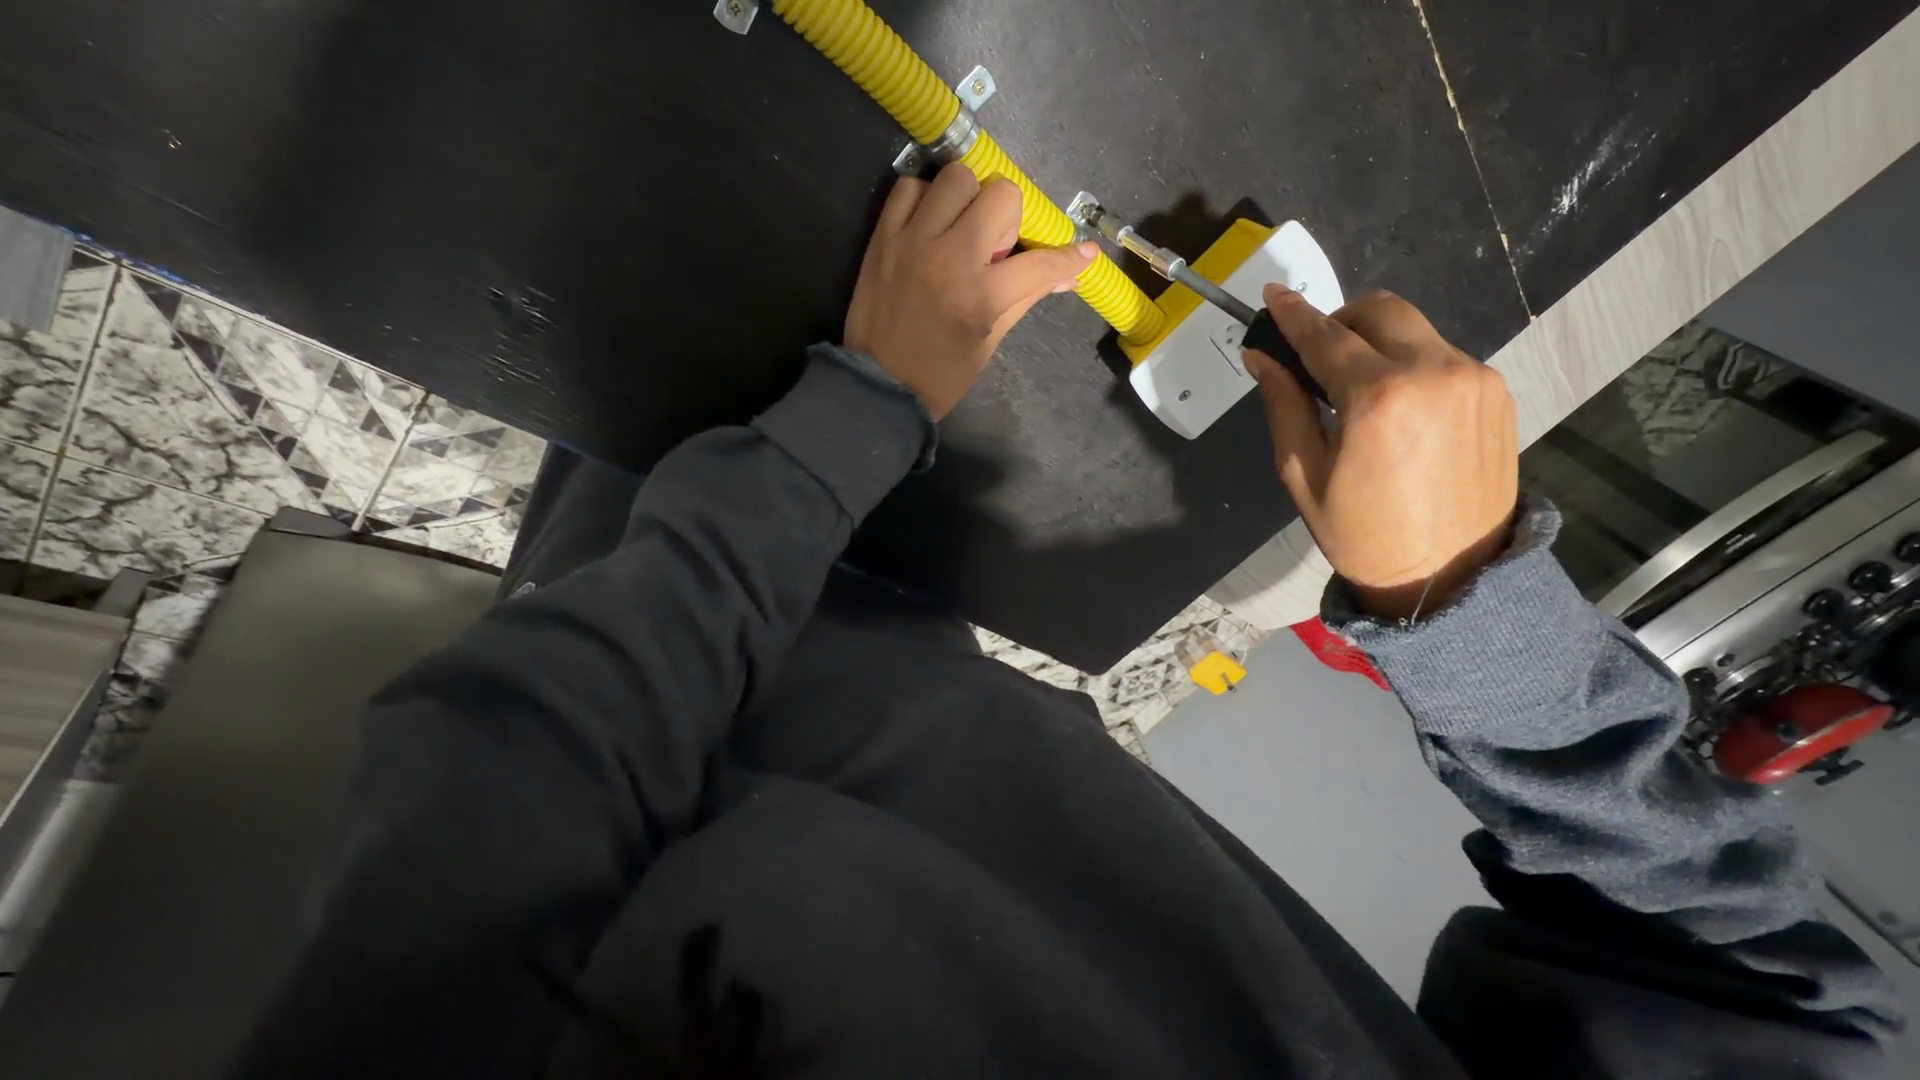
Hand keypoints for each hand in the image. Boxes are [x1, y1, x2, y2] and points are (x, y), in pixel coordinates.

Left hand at [845, 163, 1096, 418]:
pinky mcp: (883, 237)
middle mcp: (950, 258)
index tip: (1082, 253)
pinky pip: (909, 187)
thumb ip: (1028, 296)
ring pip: (956, 177)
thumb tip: (1071, 273)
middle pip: (1001, 193)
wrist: (878, 386)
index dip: (1068, 257)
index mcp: (981, 295)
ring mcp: (913, 241)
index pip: (1040, 262)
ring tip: (960, 228)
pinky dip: (924, 199)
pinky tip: (928, 225)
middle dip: (1008, 216)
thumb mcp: (991, 341)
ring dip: (968, 198)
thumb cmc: (941, 373)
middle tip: (994, 245)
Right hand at [1246, 286, 1518, 620]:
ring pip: (1413, 329)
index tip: (1274, 295)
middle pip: (1379, 309)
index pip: (1325, 335)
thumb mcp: (1303, 474)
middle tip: (1316, 356)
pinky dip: (1409, 365)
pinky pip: (1441, 356)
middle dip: (1340, 319)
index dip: (1294, 314)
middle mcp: (1433, 371)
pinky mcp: (1495, 392)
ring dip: (1376, 343)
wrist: (1449, 577)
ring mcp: (1472, 378)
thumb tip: (1262, 356)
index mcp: (1378, 397)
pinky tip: (1399, 411)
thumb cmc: (1362, 535)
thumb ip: (1283, 404)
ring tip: (1358, 392)